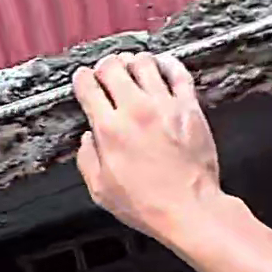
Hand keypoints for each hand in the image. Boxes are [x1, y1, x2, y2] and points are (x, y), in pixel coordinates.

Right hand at [73, 52, 223, 242]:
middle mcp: (135, 110)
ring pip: (144, 62)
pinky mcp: (189, 107)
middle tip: (106, 74)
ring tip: (132, 69)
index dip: (82, 80)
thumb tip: (87, 139)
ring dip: (133, 62)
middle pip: (113, 67)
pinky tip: (161, 66)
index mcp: (109, 130)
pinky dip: (167, 64)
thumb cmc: (147, 205)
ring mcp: (164, 105)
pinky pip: (178, 72)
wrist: (188, 209)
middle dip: (105, 67)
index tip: (83, 81)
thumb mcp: (101, 191)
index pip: (88, 86)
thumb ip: (87, 160)